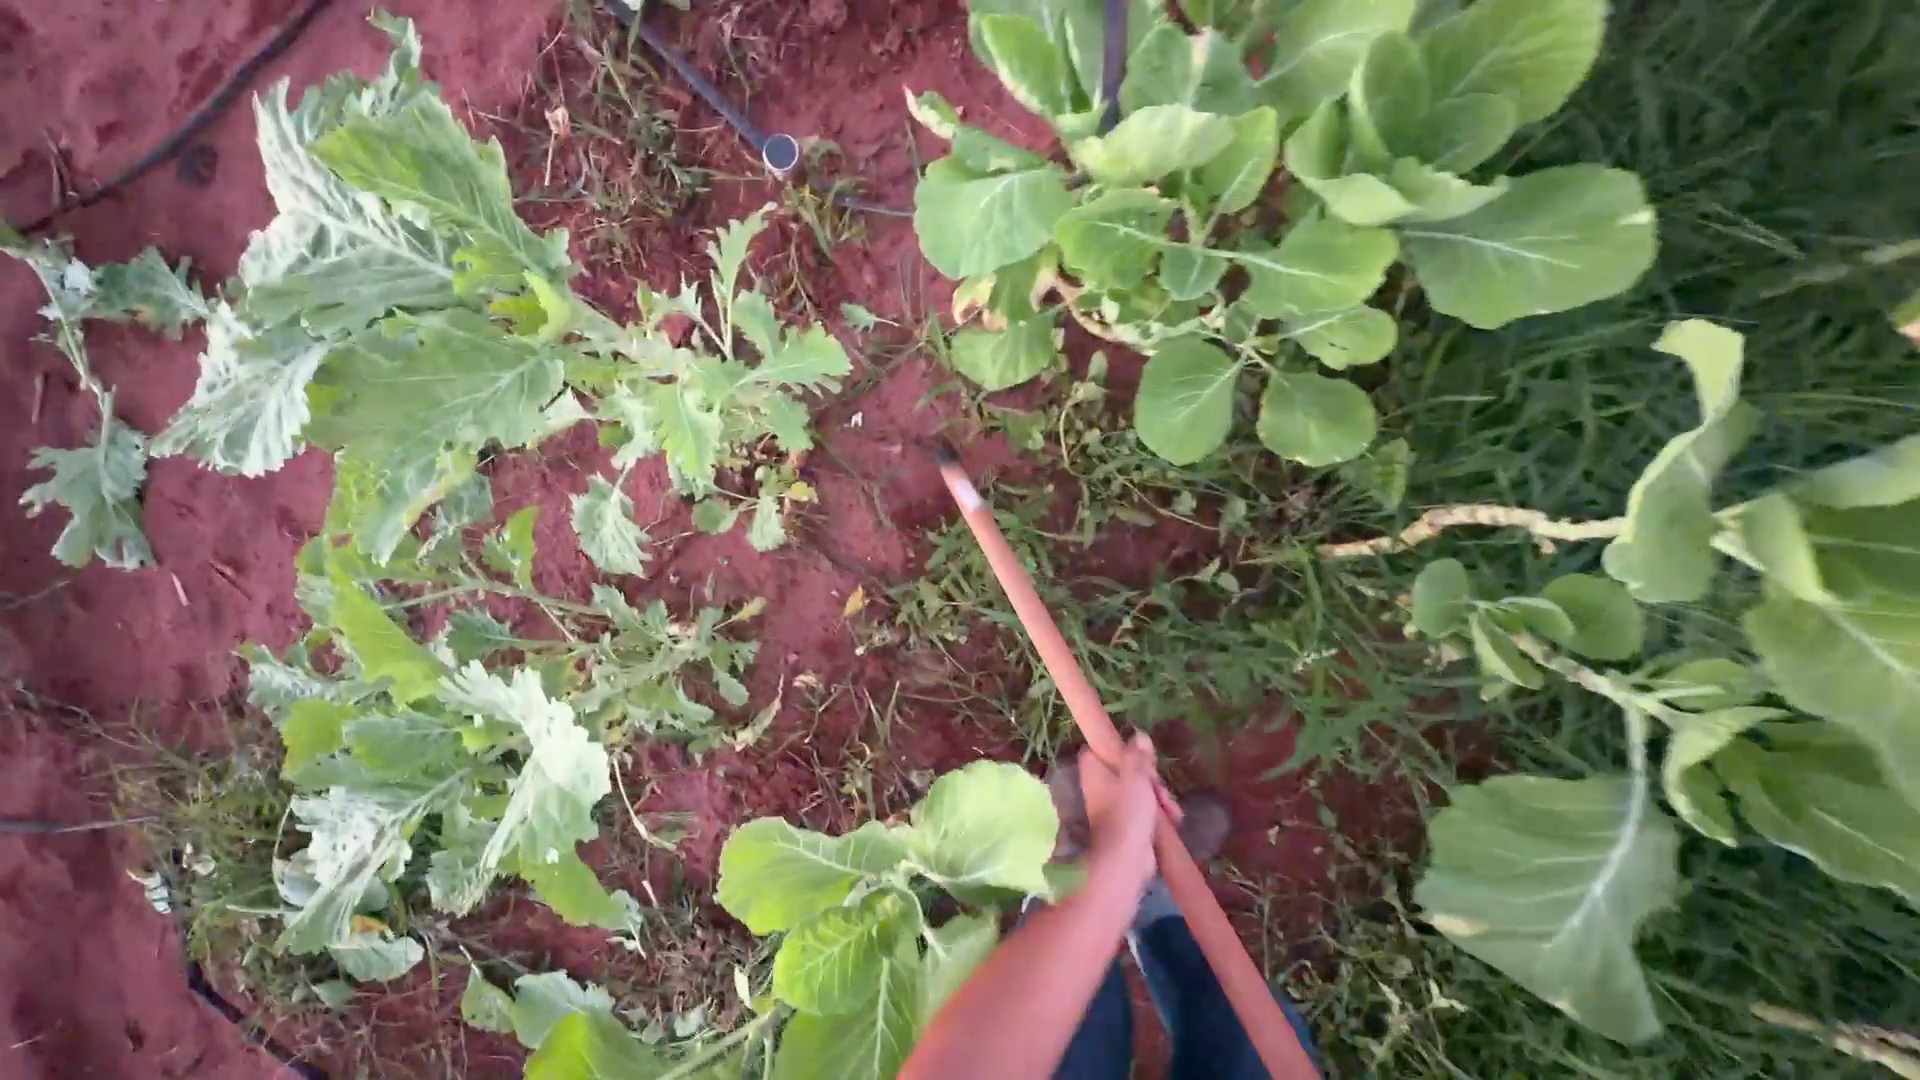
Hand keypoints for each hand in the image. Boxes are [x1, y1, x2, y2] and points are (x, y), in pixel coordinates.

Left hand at [1078, 733, 1174, 897]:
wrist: (1127, 860)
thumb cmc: (1127, 813)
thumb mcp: (1136, 777)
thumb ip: (1138, 755)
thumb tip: (1139, 735)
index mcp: (1095, 771)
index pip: (1098, 749)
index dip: (1119, 748)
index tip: (1139, 754)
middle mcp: (1100, 786)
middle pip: (1126, 768)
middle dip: (1148, 776)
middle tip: (1157, 786)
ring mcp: (1115, 805)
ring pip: (1139, 788)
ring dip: (1158, 795)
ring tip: (1169, 808)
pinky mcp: (1129, 822)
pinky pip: (1145, 807)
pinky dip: (1158, 811)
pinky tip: (1172, 818)